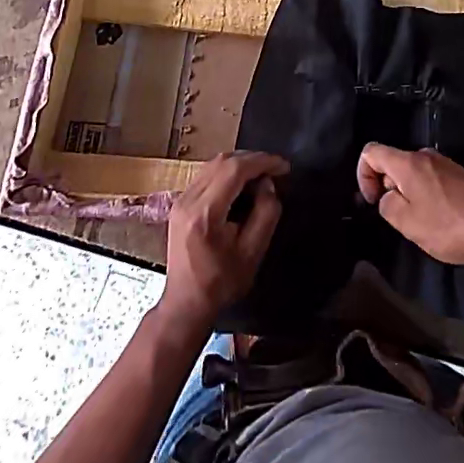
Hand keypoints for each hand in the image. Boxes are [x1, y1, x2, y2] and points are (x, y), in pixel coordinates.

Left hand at [161, 152, 287, 325]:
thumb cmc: (222, 282)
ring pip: (213, 164)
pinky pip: (206, 175)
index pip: (234, 170)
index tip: (284, 167)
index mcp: (204, 214)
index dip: (262, 161)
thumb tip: (267, 184)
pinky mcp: (180, 204)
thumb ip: (266, 212)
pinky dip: (228, 172)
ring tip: (263, 174)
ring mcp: (180, 201)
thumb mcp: (254, 250)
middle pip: (222, 161)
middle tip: (276, 169)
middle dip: (253, 159)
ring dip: (240, 163)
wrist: (186, 303)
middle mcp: (187, 201)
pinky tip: (243, 183)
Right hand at [356, 144, 463, 268]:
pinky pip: (433, 180)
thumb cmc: (449, 226)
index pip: (371, 151)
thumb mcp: (406, 222)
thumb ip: (387, 205)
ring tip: (422, 223)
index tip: (372, 201)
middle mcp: (428, 156)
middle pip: (394, 162)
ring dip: (409, 194)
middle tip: (398, 217)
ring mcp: (448, 164)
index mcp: (409, 162)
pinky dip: (427, 196)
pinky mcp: (463, 176)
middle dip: (388, 187)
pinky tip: (441, 220)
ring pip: (414, 173)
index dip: (362, 175)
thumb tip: (389, 196)